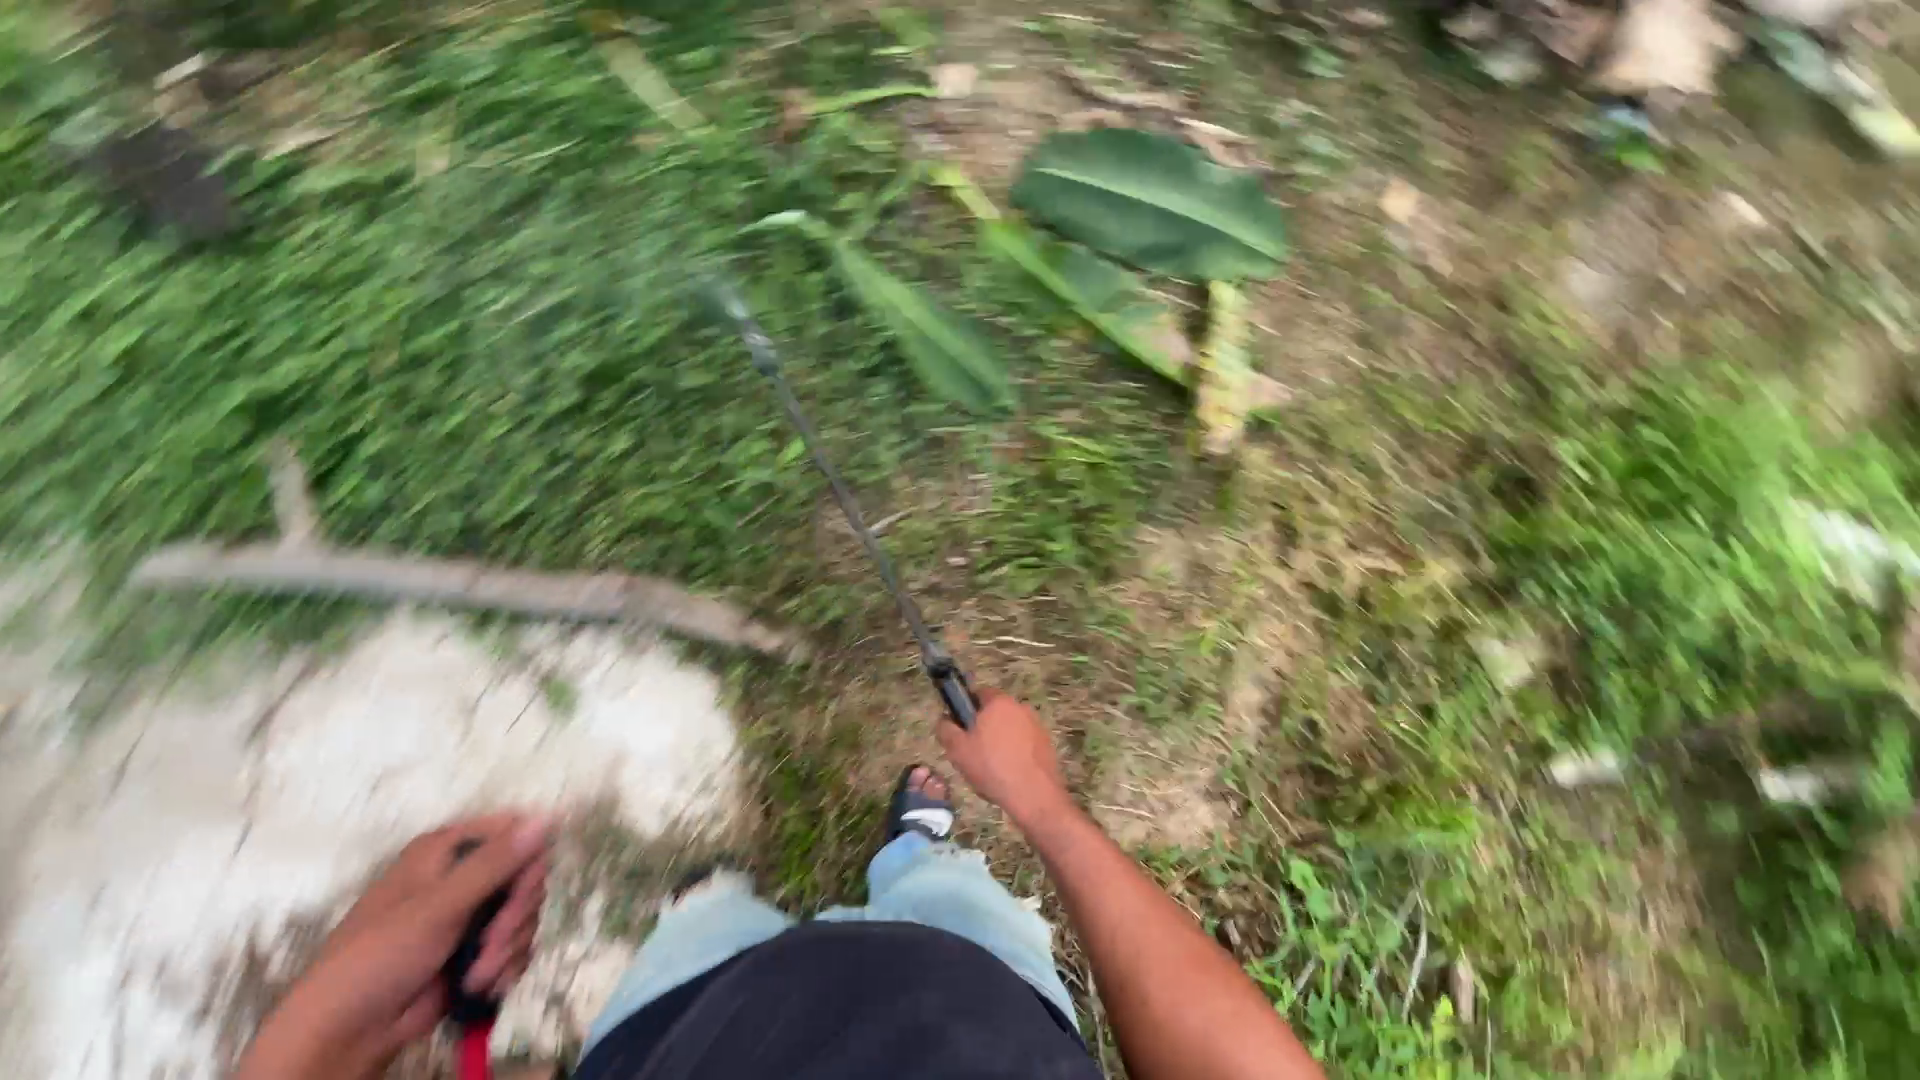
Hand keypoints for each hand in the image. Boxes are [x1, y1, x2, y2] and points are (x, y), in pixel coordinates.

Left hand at [236, 813, 551, 1079]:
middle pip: (528, 876)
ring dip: (507, 949)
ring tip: (475, 974)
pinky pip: (518, 946)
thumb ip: (495, 862)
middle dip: (516, 915)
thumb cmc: (378, 957)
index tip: (522, 890)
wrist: (345, 1034)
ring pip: (526, 915)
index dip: (529, 857)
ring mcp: (473, 914)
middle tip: (492, 941)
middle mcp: (465, 875)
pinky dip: (505, 968)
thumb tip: (547, 817)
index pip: (516, 830)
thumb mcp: (438, 906)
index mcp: (449, 850)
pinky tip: (480, 985)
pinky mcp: (479, 950)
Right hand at [937, 688, 1069, 826]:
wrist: (1032, 794)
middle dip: (984, 728)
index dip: (967, 710)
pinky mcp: (1046, 743)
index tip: (961, 730)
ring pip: (1010, 729)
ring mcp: (1036, 725)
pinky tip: (1009, 773)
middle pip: (995, 713)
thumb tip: (944, 719)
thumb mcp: (957, 750)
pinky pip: (1024, 743)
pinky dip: (1015, 753)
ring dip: (1000, 741)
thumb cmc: (991, 766)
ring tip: (992, 768)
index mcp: (998, 702)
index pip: (979, 694)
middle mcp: (1020, 707)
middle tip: (973, 752)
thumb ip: (946, 729)